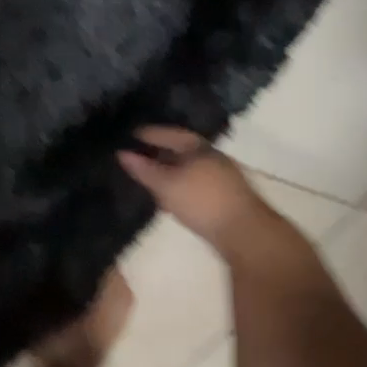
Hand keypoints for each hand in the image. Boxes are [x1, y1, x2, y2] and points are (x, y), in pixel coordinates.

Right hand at [116, 126, 278, 253]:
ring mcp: (221, 177)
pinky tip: (168, 196)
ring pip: (187, 168)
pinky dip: (178, 184)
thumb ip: (143, 169)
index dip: (149, 134)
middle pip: (180, 150)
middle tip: (135, 156)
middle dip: (158, 152)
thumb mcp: (166, 185)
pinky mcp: (223, 195)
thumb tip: (122, 153)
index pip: (171, 134)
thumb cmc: (202, 201)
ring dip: (168, 170)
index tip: (130, 135)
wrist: (245, 232)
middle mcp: (212, 157)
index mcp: (200, 148)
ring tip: (147, 177)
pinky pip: (193, 182)